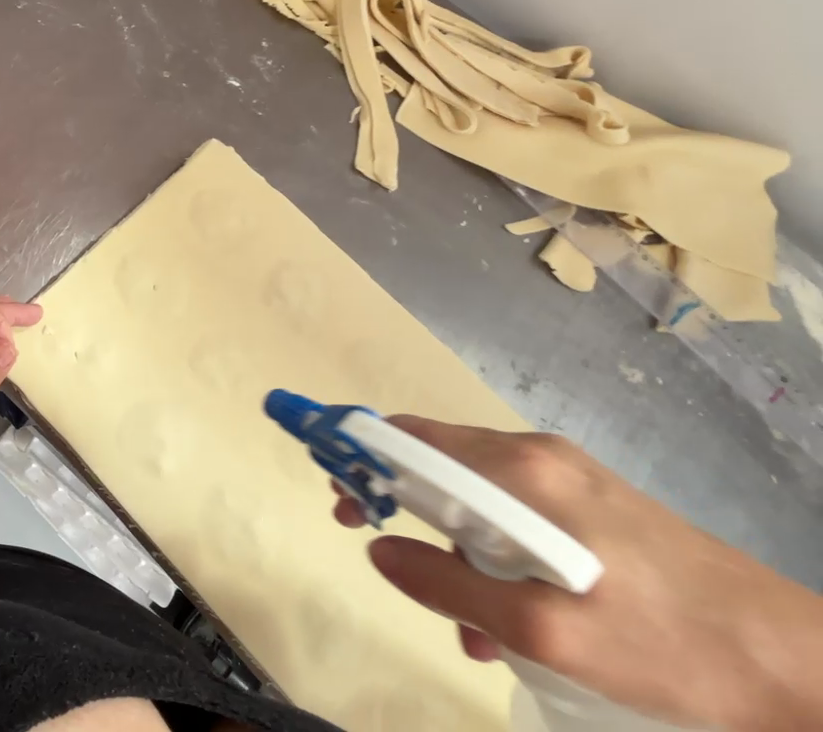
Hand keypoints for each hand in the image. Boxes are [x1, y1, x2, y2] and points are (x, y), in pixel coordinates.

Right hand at [333, 416, 822, 730]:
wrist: (809, 670)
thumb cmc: (673, 644)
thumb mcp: (547, 632)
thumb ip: (449, 586)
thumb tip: (379, 551)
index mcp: (520, 471)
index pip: (405, 437)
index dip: (353, 454)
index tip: (332, 490)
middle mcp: (537, 458)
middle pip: (432, 461)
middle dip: (393, 501)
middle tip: (375, 544)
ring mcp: (569, 479)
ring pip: (470, 494)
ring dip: (445, 542)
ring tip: (458, 615)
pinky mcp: (593, 506)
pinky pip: (511, 515)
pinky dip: (487, 553)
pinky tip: (506, 616)